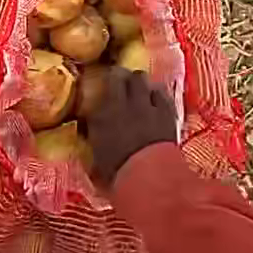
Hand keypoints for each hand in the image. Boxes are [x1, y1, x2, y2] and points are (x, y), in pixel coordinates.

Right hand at [79, 68, 177, 188]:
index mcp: (103, 112)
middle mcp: (124, 102)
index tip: (107, 81)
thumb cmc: (116, 171)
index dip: (108, 79)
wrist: (148, 174)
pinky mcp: (166, 112)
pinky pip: (161, 94)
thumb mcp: (96, 155)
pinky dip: (157, 94)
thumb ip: (93, 137)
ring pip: (143, 80)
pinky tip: (157, 99)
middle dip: (126, 77)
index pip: (104, 85)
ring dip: (142, 83)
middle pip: (126, 77)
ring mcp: (146, 105)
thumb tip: (87, 129)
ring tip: (142, 89)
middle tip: (125, 83)